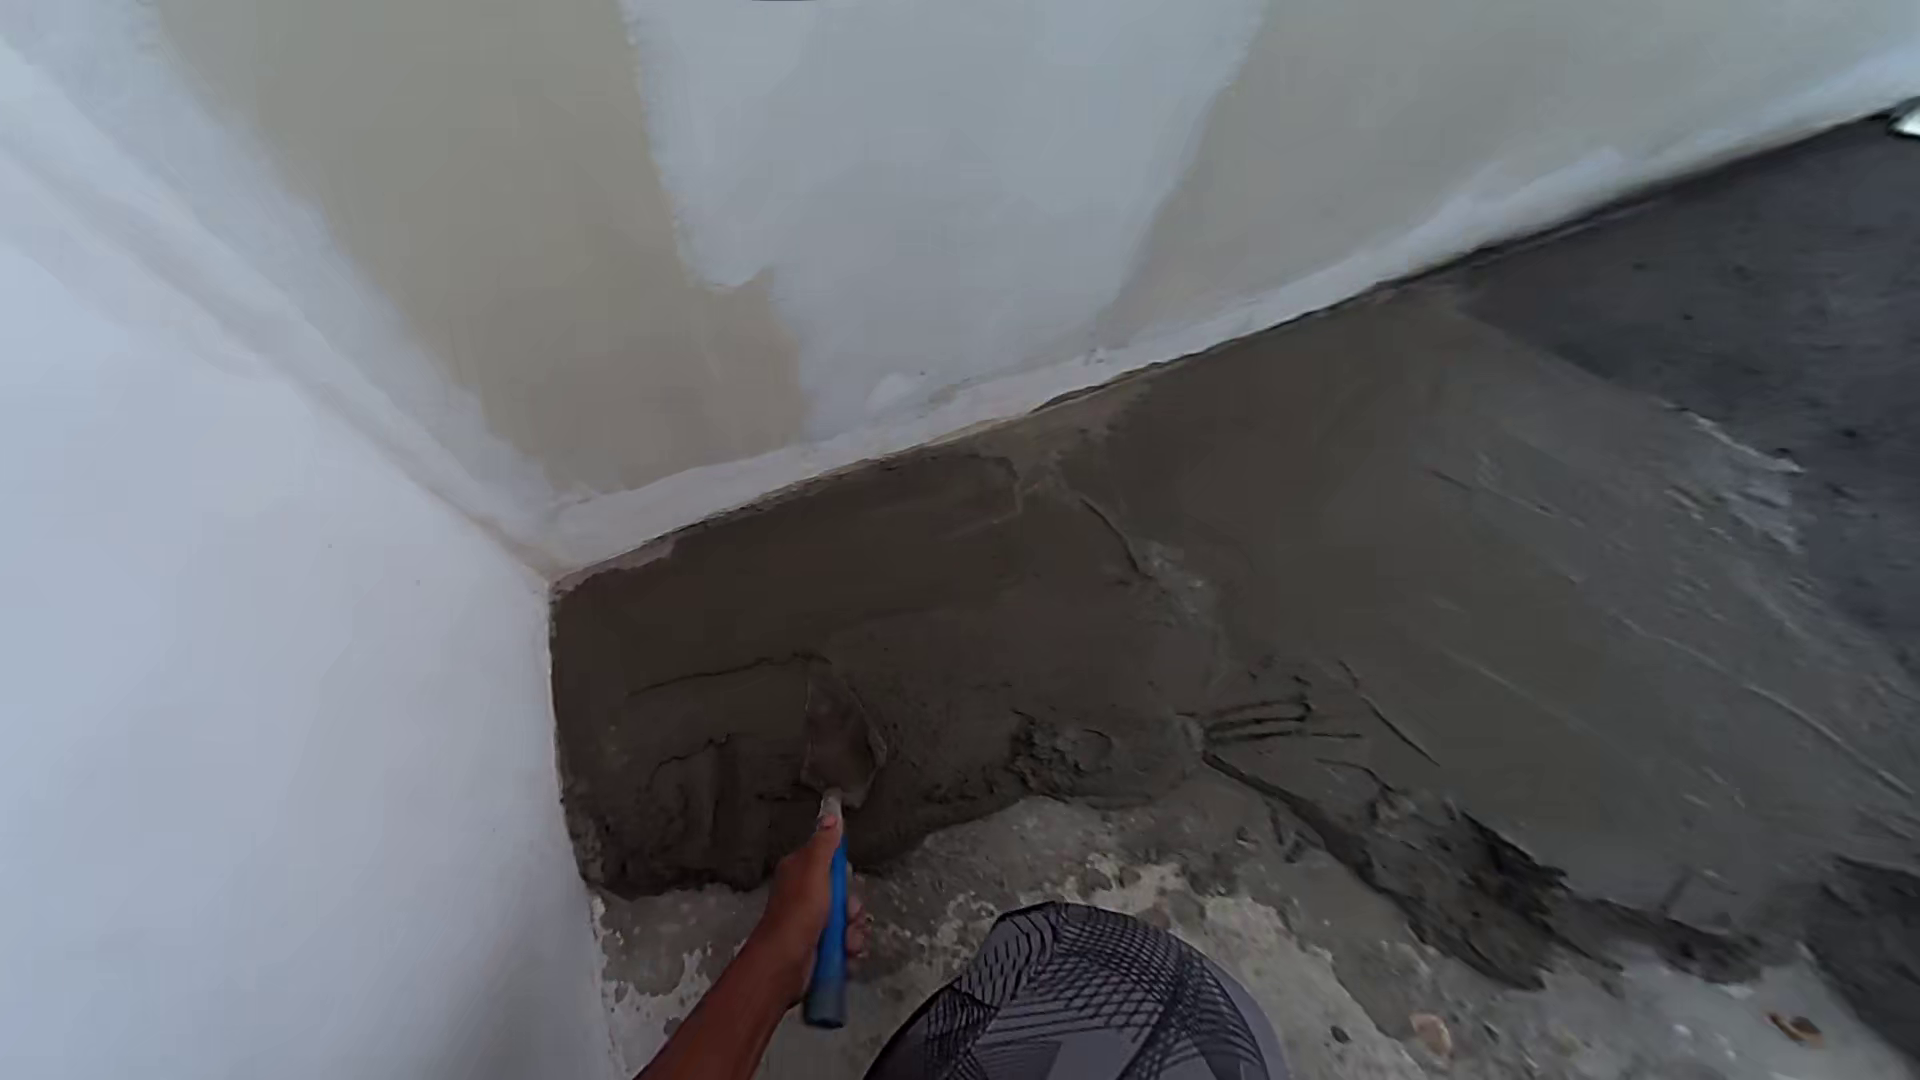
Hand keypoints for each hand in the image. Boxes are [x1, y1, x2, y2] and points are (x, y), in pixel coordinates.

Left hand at [746, 810, 870, 1002]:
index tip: (845, 880)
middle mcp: (805, 896)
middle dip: (852, 908)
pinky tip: (845, 955)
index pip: (830, 861)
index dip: (841, 872)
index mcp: (800, 872)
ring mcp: (812, 924)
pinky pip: (844, 944)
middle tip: (848, 916)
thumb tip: (831, 815)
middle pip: (843, 894)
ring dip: (853, 932)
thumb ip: (824, 843)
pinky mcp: (819, 949)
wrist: (784, 965)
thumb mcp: (814, 869)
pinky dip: (847, 951)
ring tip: (846, 942)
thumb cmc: (798, 913)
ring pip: (847, 921)